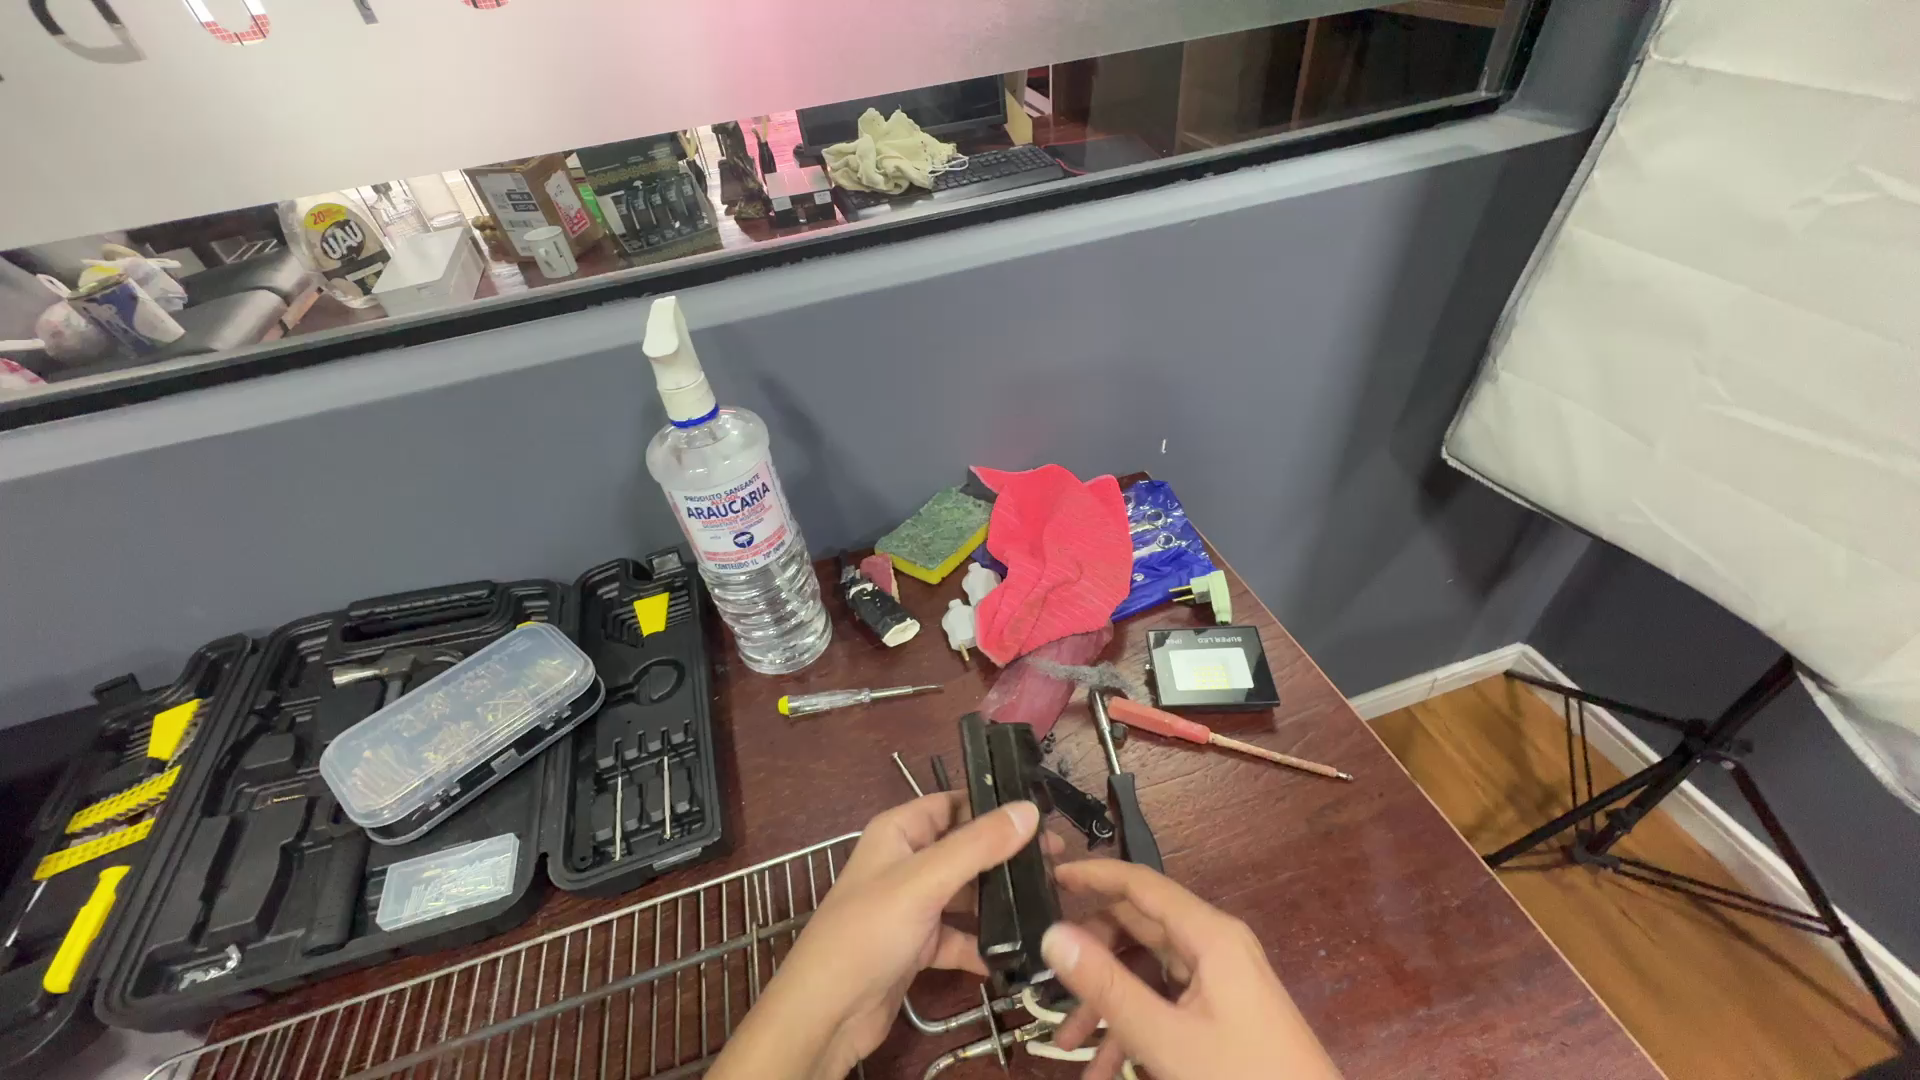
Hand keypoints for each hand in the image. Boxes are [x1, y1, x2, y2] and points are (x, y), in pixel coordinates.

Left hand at [709, 793, 1043, 1079]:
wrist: (826, 1014)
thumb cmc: (868, 931)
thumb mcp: (924, 880)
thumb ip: (977, 845)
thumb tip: (1029, 808)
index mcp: (899, 831)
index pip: (953, 803)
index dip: (993, 804)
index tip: (1041, 814)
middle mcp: (906, 860)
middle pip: (964, 848)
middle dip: (1005, 855)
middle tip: (1055, 862)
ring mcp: (912, 905)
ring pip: (965, 893)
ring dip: (998, 900)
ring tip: (1046, 903)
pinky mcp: (918, 945)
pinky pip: (959, 935)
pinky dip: (983, 943)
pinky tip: (1016, 953)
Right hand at [1043, 858, 1341, 1079]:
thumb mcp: (1167, 1039)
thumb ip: (1108, 986)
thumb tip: (1053, 934)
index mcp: (1209, 935)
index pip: (1139, 883)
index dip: (1093, 874)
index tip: (1049, 877)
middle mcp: (1213, 946)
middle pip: (1137, 929)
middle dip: (1091, 959)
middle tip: (1048, 985)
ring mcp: (1218, 981)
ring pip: (1145, 972)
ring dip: (1106, 1005)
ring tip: (1068, 1045)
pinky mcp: (1220, 1013)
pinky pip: (1164, 1003)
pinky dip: (1133, 1028)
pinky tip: (1105, 1068)